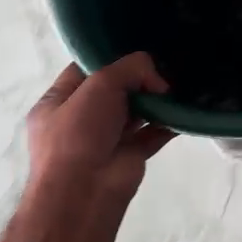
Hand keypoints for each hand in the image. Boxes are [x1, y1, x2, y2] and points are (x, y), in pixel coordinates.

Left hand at [26, 55, 175, 203]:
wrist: (84, 195)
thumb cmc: (79, 134)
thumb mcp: (101, 84)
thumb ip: (132, 68)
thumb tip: (157, 82)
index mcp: (58, 101)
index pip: (85, 68)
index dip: (111, 55)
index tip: (139, 45)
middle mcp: (79, 119)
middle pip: (115, 87)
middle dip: (139, 77)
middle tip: (164, 65)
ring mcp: (104, 138)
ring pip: (135, 109)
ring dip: (155, 99)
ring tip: (178, 83)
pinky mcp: (128, 155)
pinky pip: (152, 132)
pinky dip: (167, 122)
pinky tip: (183, 109)